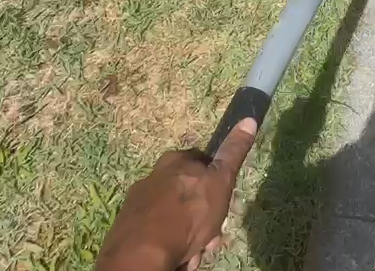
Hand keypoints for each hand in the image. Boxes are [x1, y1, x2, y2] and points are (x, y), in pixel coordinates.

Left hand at [95, 118, 257, 270]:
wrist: (142, 256)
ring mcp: (136, 205)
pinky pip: (155, 234)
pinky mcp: (124, 231)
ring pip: (171, 216)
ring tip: (193, 252)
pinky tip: (176, 255)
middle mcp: (152, 176)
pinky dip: (167, 243)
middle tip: (210, 236)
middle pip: (186, 194)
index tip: (222, 205)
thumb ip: (233, 152)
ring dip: (186, 232)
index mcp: (175, 160)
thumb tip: (249, 119)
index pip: (202, 165)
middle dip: (201, 215)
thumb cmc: (188, 214)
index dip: (216, 186)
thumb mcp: (220, 180)